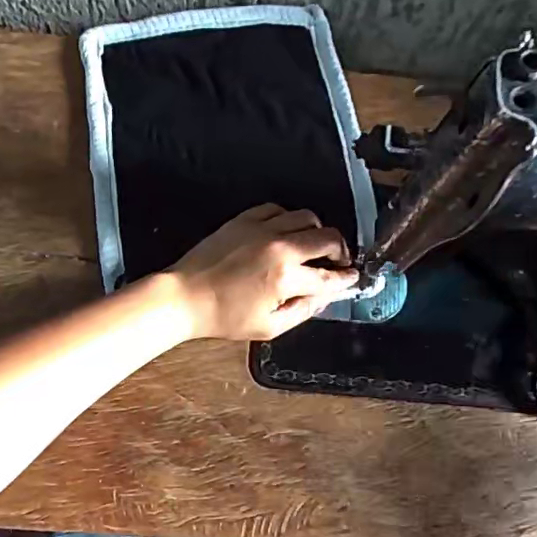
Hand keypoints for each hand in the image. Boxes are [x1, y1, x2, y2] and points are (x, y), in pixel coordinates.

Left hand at [161, 204, 358, 340]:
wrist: (185, 297)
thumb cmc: (223, 316)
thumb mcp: (269, 327)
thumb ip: (302, 310)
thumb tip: (323, 297)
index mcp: (287, 277)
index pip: (329, 275)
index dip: (345, 278)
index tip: (351, 277)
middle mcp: (279, 246)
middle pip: (327, 237)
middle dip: (340, 250)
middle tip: (337, 261)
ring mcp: (261, 229)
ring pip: (306, 217)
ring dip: (316, 231)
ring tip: (313, 245)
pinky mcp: (243, 220)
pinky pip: (277, 209)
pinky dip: (288, 219)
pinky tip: (285, 232)